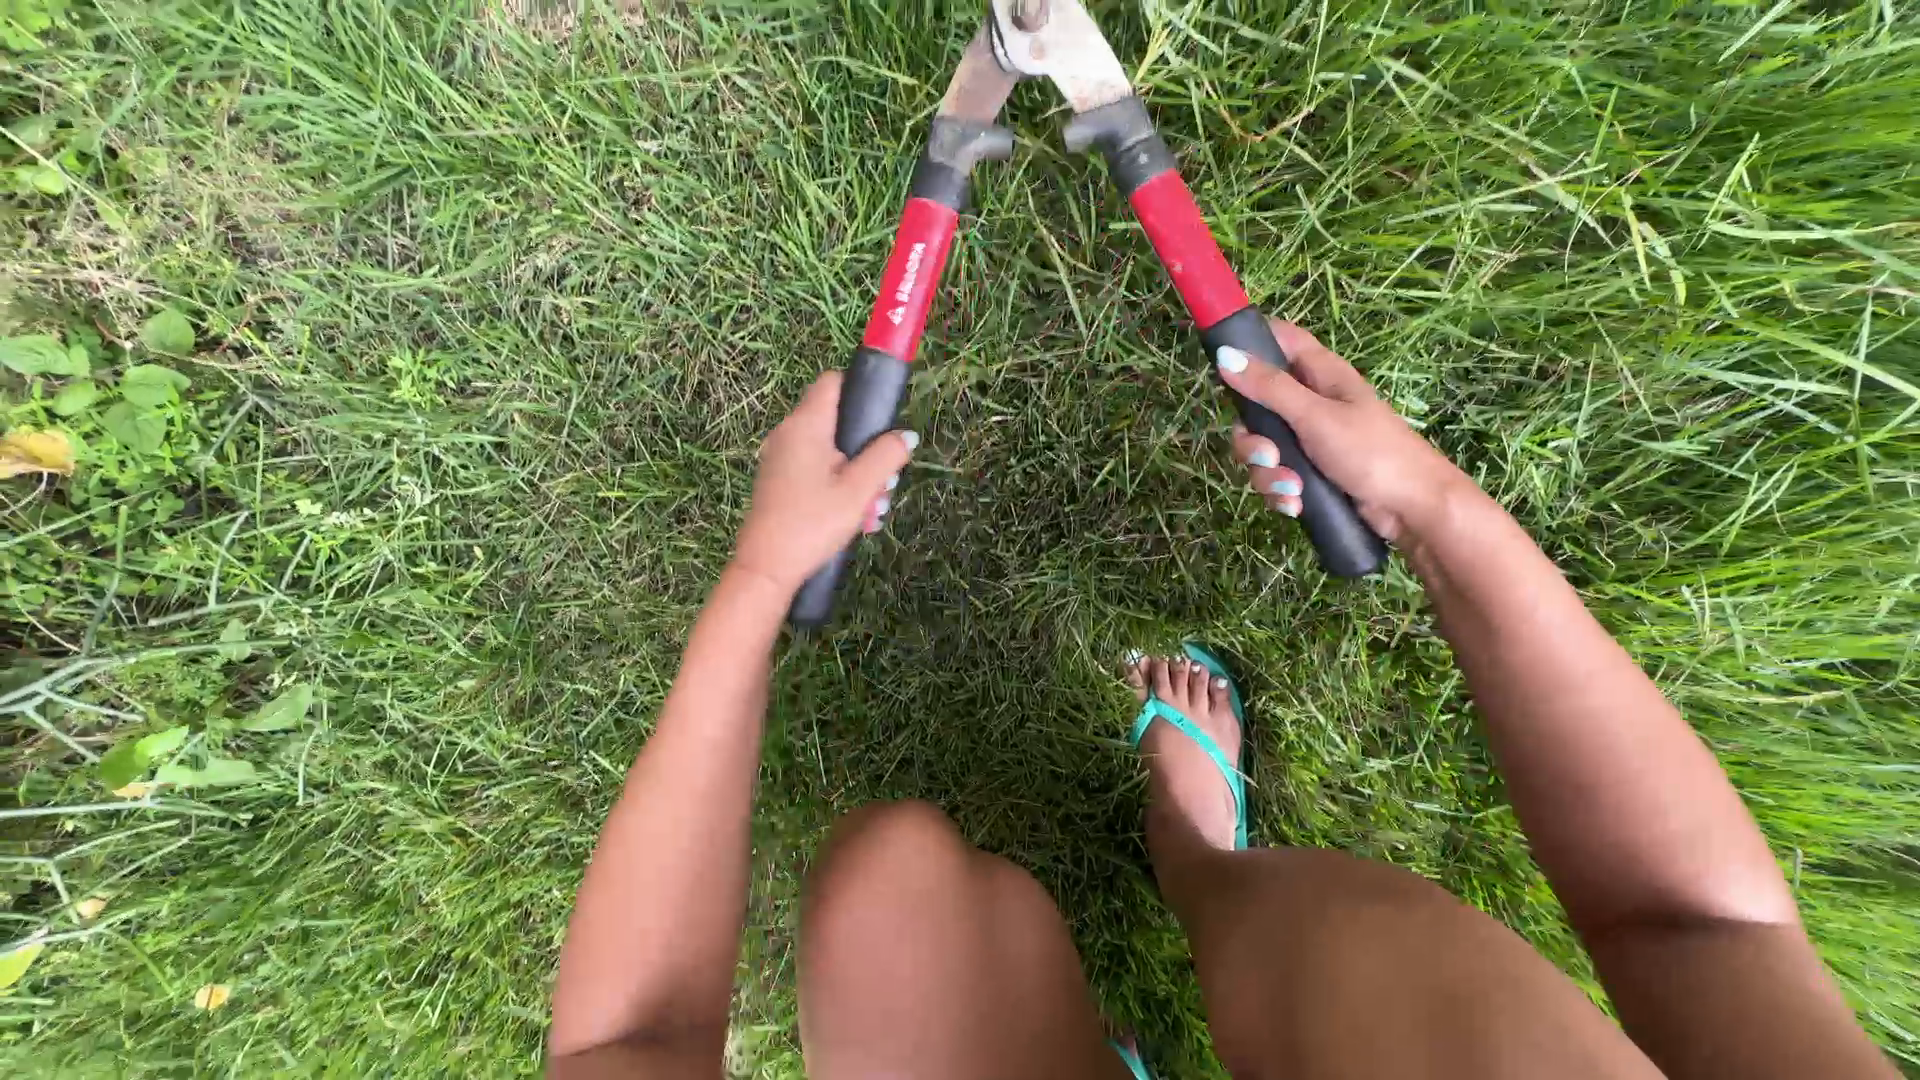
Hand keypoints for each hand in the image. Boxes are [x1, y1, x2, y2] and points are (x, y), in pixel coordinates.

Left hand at [732, 371, 915, 593]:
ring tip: (873, 510)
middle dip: (867, 450)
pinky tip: (854, 518)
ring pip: (830, 452)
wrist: (766, 568)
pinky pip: (816, 471)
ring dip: (857, 476)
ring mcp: (780, 458)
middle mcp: (788, 434)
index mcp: (805, 425)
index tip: (881, 424)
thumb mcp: (859, 490)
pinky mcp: (778, 481)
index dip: (860, 393)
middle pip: (837, 423)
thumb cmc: (813, 523)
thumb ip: (886, 456)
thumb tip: (905, 435)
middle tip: (884, 484)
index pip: (833, 382)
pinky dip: (838, 486)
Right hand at [1214, 319, 1475, 545]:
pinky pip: (1275, 475)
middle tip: (1268, 455)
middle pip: (1255, 407)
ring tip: (1292, 489)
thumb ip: (1269, 388)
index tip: (1221, 361)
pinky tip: (1296, 503)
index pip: (1279, 340)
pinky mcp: (1308, 471)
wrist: (1410, 509)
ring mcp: (1308, 439)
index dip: (1250, 343)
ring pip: (1261, 448)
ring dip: (1267, 473)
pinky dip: (1280, 491)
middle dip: (1252, 439)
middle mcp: (1310, 402)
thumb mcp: (1316, 417)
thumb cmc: (1372, 452)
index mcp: (1319, 375)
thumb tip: (1225, 356)